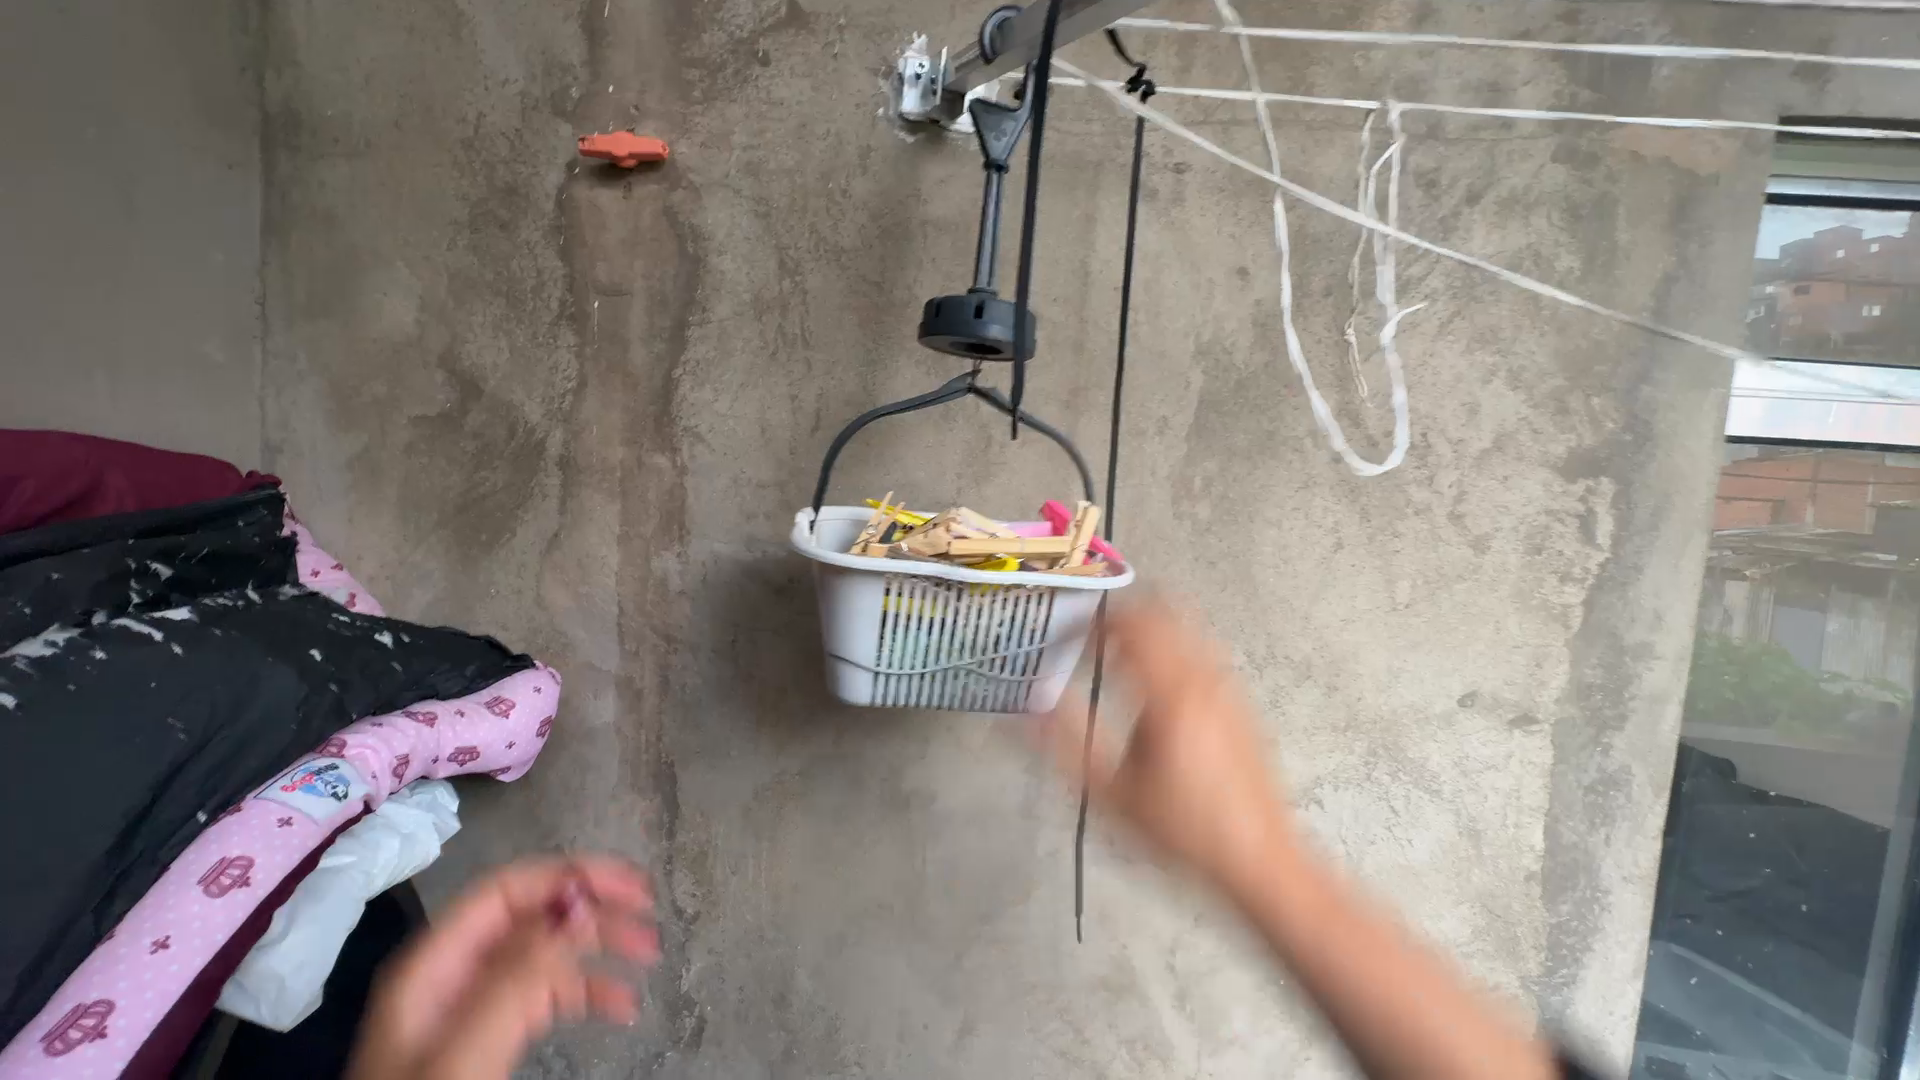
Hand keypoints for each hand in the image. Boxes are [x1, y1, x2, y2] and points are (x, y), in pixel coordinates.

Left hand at [346, 855, 659, 1079]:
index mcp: (434, 963)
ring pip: (549, 952)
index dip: (569, 876)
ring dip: (603, 948)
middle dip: (596, 911)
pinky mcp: (492, 1033)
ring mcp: (474, 1004)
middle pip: (534, 916)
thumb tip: (578, 904)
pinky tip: (622, 1005)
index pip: (508, 890)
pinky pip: (549, 993)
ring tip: (649, 957)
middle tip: (648, 916)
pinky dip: (589, 991)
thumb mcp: (465, 1052)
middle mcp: (455, 972)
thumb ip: (517, 977)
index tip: (627, 886)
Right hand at [1042, 600, 1295, 895]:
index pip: (1130, 624)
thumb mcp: (1112, 793)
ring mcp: (1227, 685)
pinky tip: (1155, 682)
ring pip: (1186, 625)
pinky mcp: (1240, 700)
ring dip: (1149, 627)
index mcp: (1170, 692)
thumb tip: (1028, 708)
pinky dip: (1172, 644)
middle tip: (1088, 638)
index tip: (1066, 637)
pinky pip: (1201, 648)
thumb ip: (1065, 745)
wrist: (1259, 858)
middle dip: (1120, 616)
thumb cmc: (1181, 828)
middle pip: (1161, 611)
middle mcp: (1203, 676)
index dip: (1093, 622)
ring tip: (1116, 654)